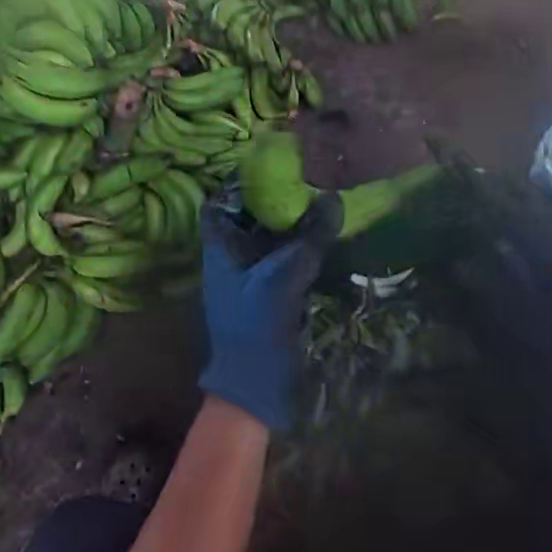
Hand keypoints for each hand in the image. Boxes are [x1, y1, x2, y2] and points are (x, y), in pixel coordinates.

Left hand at [197, 195, 342, 430]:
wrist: (253, 386)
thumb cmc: (255, 328)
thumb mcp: (282, 280)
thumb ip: (308, 239)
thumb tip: (332, 198)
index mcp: (219, 249)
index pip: (219, 202)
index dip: (239, 181)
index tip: (272, 164)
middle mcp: (229, 258)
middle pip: (245, 217)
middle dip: (271, 198)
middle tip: (305, 179)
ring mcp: (247, 277)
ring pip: (265, 238)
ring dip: (288, 222)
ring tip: (318, 199)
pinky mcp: (266, 293)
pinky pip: (280, 259)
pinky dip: (297, 246)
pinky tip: (323, 236)